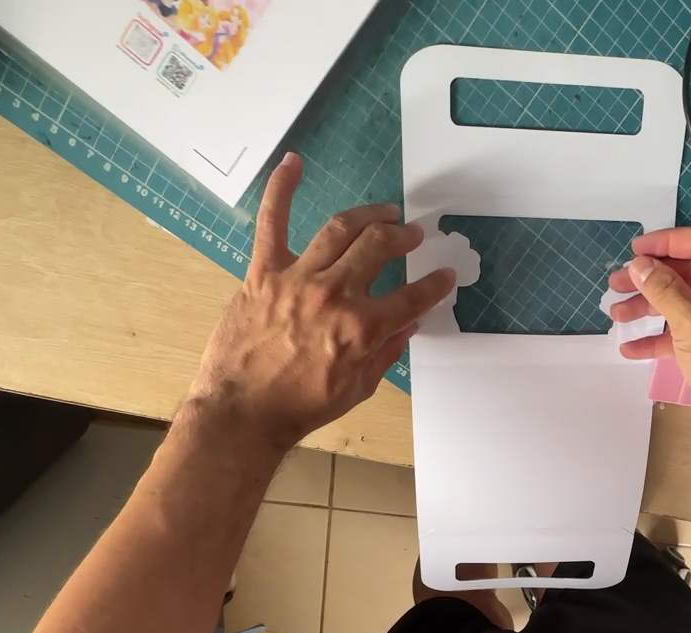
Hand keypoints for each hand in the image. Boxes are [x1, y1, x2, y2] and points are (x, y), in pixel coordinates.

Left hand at [188, 153, 455, 449]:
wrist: (245, 411)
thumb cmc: (303, 408)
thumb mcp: (358, 388)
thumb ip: (386, 353)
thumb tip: (408, 327)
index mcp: (362, 329)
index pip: (412, 297)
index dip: (434, 285)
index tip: (445, 275)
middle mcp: (335, 295)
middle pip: (379, 248)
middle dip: (403, 237)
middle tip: (412, 235)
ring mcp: (298, 279)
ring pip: (340, 229)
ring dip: (369, 215)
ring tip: (385, 212)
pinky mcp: (263, 272)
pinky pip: (272, 222)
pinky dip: (281, 189)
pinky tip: (293, 162)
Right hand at [607, 227, 690, 446]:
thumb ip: (663, 289)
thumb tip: (639, 264)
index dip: (664, 243)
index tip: (633, 249)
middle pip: (689, 274)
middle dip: (651, 280)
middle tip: (616, 283)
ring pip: (685, 302)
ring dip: (650, 308)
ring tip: (617, 314)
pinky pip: (688, 330)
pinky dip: (662, 337)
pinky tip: (631, 347)